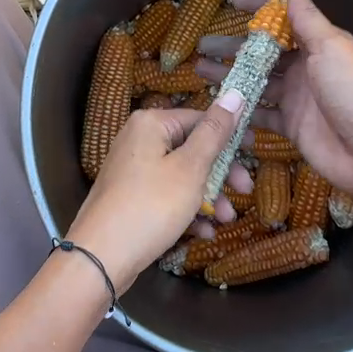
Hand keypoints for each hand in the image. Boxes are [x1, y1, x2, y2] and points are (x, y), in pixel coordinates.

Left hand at [65, 93, 247, 291]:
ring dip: (207, 196)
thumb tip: (236, 93)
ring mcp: (132, 169)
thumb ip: (215, 132)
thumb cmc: (150, 206)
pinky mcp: (130, 197)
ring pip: (181, 175)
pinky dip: (186, 210)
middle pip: (191, 148)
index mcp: (151, 123)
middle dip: (220, 173)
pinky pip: (165, 195)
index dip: (229, 137)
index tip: (253, 155)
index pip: (200, 119)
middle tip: (244, 192)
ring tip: (225, 220)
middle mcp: (138, 139)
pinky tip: (204, 231)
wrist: (99, 259)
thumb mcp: (190, 169)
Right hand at [199, 0, 352, 212]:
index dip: (259, 7)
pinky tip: (220, 111)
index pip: (285, 18)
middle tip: (201, 45)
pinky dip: (242, 115)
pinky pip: (262, 117)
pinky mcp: (293, 127)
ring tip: (200, 72)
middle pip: (264, 51)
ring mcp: (299, 98)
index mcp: (322, 44)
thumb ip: (308, 19)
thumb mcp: (332, 50)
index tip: (230, 1)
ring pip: (257, 82)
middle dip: (233, 46)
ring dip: (231, 76)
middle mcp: (308, 67)